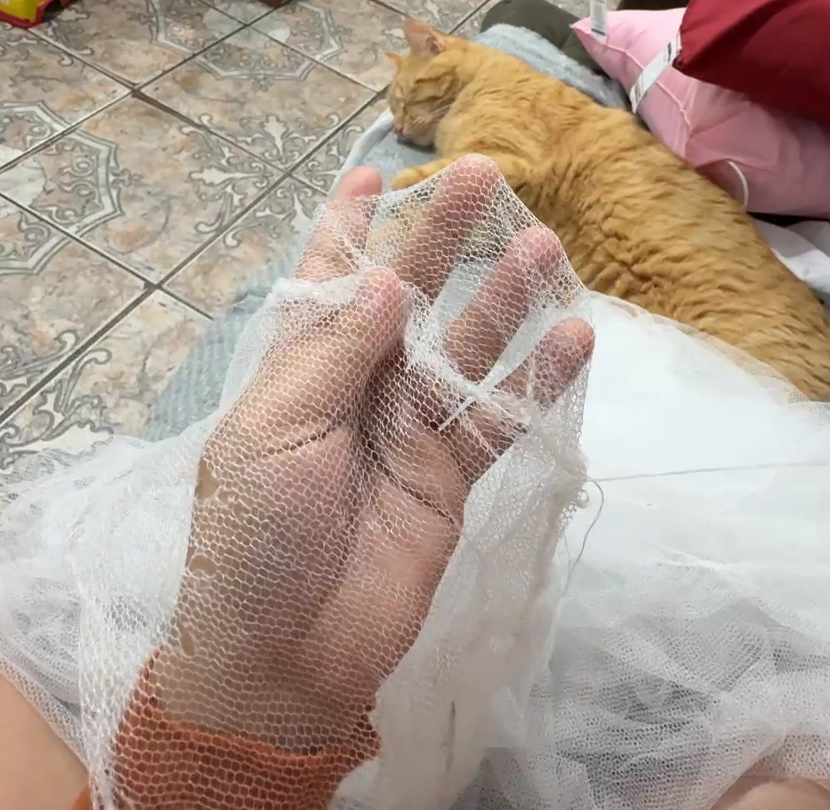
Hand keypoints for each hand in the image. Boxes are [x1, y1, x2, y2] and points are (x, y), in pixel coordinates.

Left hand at [147, 158, 593, 753]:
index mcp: (302, 368)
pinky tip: (574, 337)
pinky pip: (499, 418)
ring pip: (465, 348)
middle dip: (441, 236)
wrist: (286, 654)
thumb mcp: (275, 430)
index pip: (327, 281)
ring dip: (503, 297)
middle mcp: (360, 386)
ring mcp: (409, 430)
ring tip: (543, 244)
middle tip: (481, 175)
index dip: (345, 227)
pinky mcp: (450, 476)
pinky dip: (537, 381)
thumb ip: (333, 354)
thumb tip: (387, 279)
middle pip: (411, 296)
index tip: (370, 175)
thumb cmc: (254, 535)